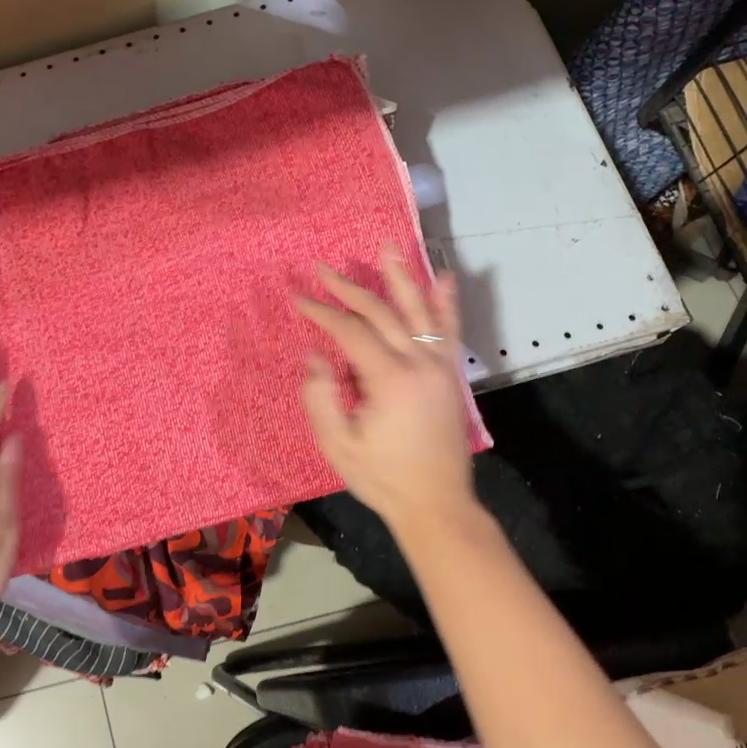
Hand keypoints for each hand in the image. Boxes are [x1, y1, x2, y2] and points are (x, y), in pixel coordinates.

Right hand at [293, 244, 477, 534]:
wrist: (435, 502)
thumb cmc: (381, 476)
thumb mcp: (338, 444)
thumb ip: (321, 397)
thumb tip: (314, 356)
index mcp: (389, 379)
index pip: (350, 331)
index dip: (321, 312)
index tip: (296, 299)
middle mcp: (419, 363)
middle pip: (382, 312)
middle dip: (349, 288)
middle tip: (322, 268)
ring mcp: (440, 367)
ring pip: (419, 310)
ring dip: (401, 276)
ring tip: (387, 245)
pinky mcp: (449, 375)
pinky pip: (449, 329)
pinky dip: (446, 302)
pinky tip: (445, 277)